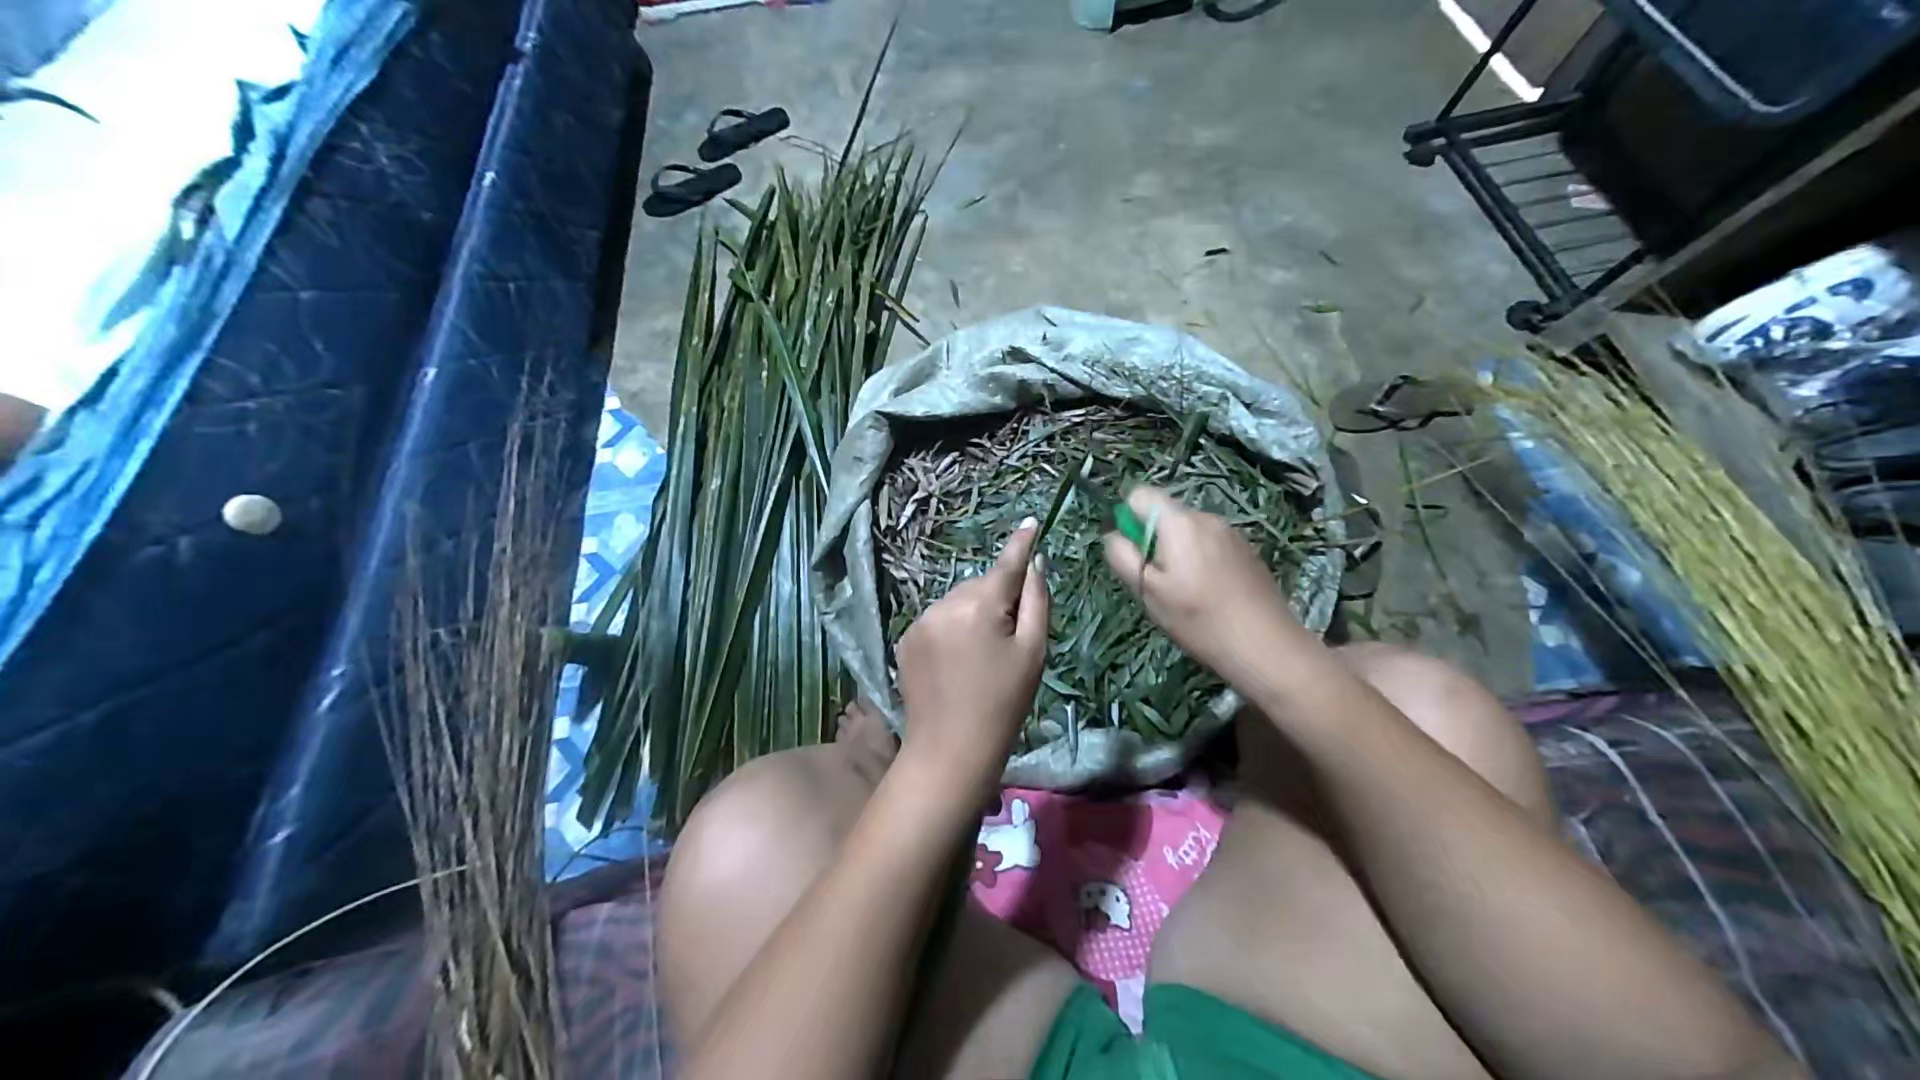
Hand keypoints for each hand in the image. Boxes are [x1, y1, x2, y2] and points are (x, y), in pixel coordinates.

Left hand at [896, 518, 1049, 793]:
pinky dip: (951, 629)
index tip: (1031, 523)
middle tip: (1009, 638)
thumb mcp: (1033, 652)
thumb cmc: (1003, 704)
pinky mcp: (906, 639)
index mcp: (980, 605)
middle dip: (996, 599)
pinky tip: (956, 662)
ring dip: (972, 614)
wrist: (950, 749)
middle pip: (980, 585)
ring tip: (981, 655)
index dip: (1021, 544)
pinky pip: (937, 620)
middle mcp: (945, 603)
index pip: (1007, 564)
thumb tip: (1035, 563)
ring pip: (957, 601)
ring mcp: (920, 621)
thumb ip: (1036, 601)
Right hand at [1101, 485, 1300, 679]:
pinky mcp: (1247, 551)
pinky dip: (1201, 560)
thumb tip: (1113, 535)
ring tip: (1185, 592)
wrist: (1266, 645)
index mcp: (1179, 523)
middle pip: (1166, 514)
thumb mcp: (1148, 592)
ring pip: (1188, 531)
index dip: (1127, 517)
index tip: (1133, 552)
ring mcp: (1231, 533)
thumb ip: (1123, 557)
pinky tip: (1210, 593)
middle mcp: (1206, 518)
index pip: (1140, 494)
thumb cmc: (1199, 619)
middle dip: (1153, 540)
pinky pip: (1210, 544)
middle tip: (1157, 581)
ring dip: (1177, 552)